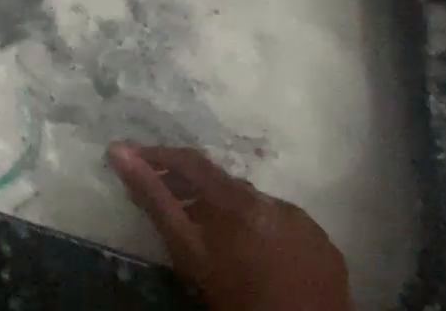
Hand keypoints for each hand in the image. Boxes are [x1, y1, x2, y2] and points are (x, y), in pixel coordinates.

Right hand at [107, 143, 350, 310]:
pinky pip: (284, 225)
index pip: (192, 161)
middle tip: (163, 202)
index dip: (158, 156)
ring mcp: (309, 226)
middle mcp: (279, 203)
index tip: (131, 160)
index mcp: (242, 201)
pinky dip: (259, 228)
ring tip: (205, 232)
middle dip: (189, 188)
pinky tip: (247, 251)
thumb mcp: (186, 249)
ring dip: (224, 209)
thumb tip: (117, 149)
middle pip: (222, 183)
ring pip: (253, 204)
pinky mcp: (329, 249)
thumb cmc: (234, 295)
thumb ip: (153, 197)